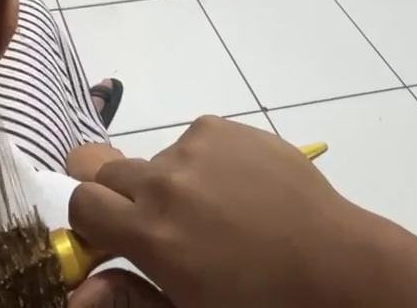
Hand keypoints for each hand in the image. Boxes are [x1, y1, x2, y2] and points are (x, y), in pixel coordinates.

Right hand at [66, 117, 375, 307]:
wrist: (339, 267)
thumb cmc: (262, 303)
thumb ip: (130, 299)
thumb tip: (77, 293)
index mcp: (151, 232)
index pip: (82, 202)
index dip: (89, 220)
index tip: (110, 238)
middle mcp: (163, 180)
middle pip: (107, 171)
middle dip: (122, 198)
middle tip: (164, 228)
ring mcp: (194, 146)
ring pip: (155, 159)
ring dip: (168, 183)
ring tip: (216, 214)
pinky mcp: (221, 127)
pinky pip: (192, 142)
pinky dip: (202, 163)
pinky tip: (237, 191)